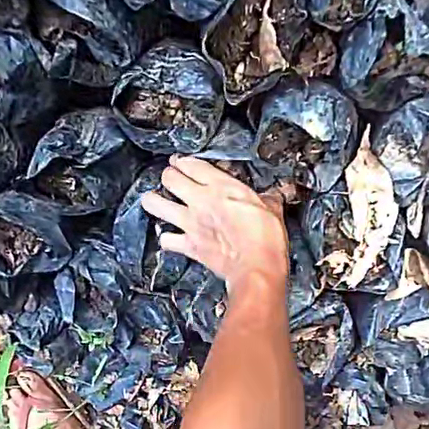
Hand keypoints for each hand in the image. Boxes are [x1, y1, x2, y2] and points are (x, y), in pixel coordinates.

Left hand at [139, 156, 288, 292]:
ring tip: (153, 200)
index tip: (180, 161)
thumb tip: (275, 195)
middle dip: (167, 176)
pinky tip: (168, 237)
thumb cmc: (266, 239)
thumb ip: (269, 199)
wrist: (256, 268)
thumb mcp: (272, 210)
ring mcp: (191, 223)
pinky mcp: (189, 245)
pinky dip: (166, 239)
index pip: (192, 164)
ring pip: (156, 204)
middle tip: (169, 177)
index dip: (183, 161)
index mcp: (222, 187)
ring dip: (153, 201)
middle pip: (169, 178)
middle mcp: (201, 201)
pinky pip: (166, 240)